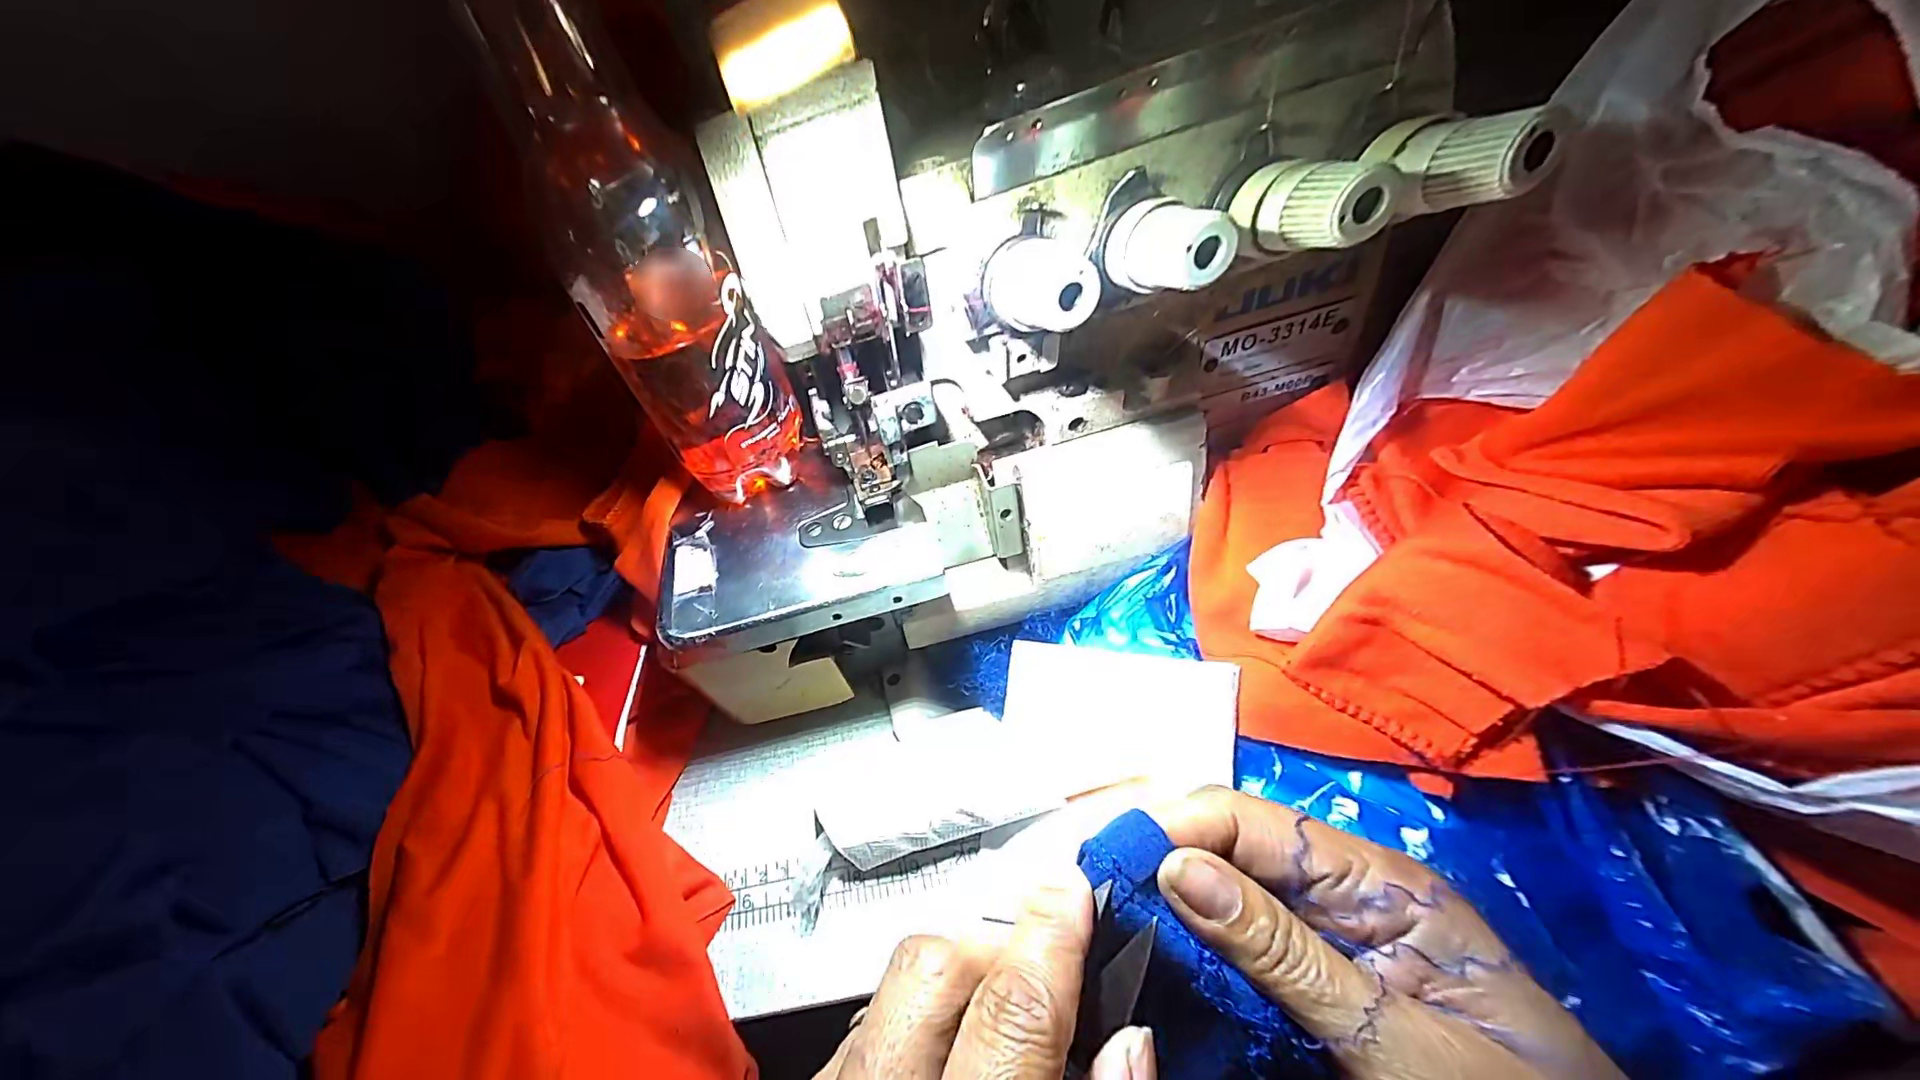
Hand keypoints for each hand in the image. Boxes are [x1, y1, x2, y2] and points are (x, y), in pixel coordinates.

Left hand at [812, 870, 1157, 1079]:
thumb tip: (1129, 1040)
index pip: (1009, 1016)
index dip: (1051, 941)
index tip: (1074, 890)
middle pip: (935, 964)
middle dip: (1000, 942)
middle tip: (1046, 957)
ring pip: (899, 975)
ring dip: (962, 965)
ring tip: (1002, 995)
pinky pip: (869, 1011)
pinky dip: (923, 1000)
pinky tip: (952, 1032)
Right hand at [1152, 787, 1623, 1079]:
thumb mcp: (1392, 1031)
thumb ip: (1282, 949)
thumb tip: (1174, 867)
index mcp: (1372, 878)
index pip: (1252, 820)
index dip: (1180, 824)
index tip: (1114, 854)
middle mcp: (1339, 891)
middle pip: (1231, 846)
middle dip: (1164, 855)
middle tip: (1097, 884)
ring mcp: (1324, 935)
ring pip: (1227, 890)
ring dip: (1170, 896)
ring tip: (1110, 909)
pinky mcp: (1312, 980)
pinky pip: (1238, 942)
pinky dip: (1193, 942)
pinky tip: (1155, 946)